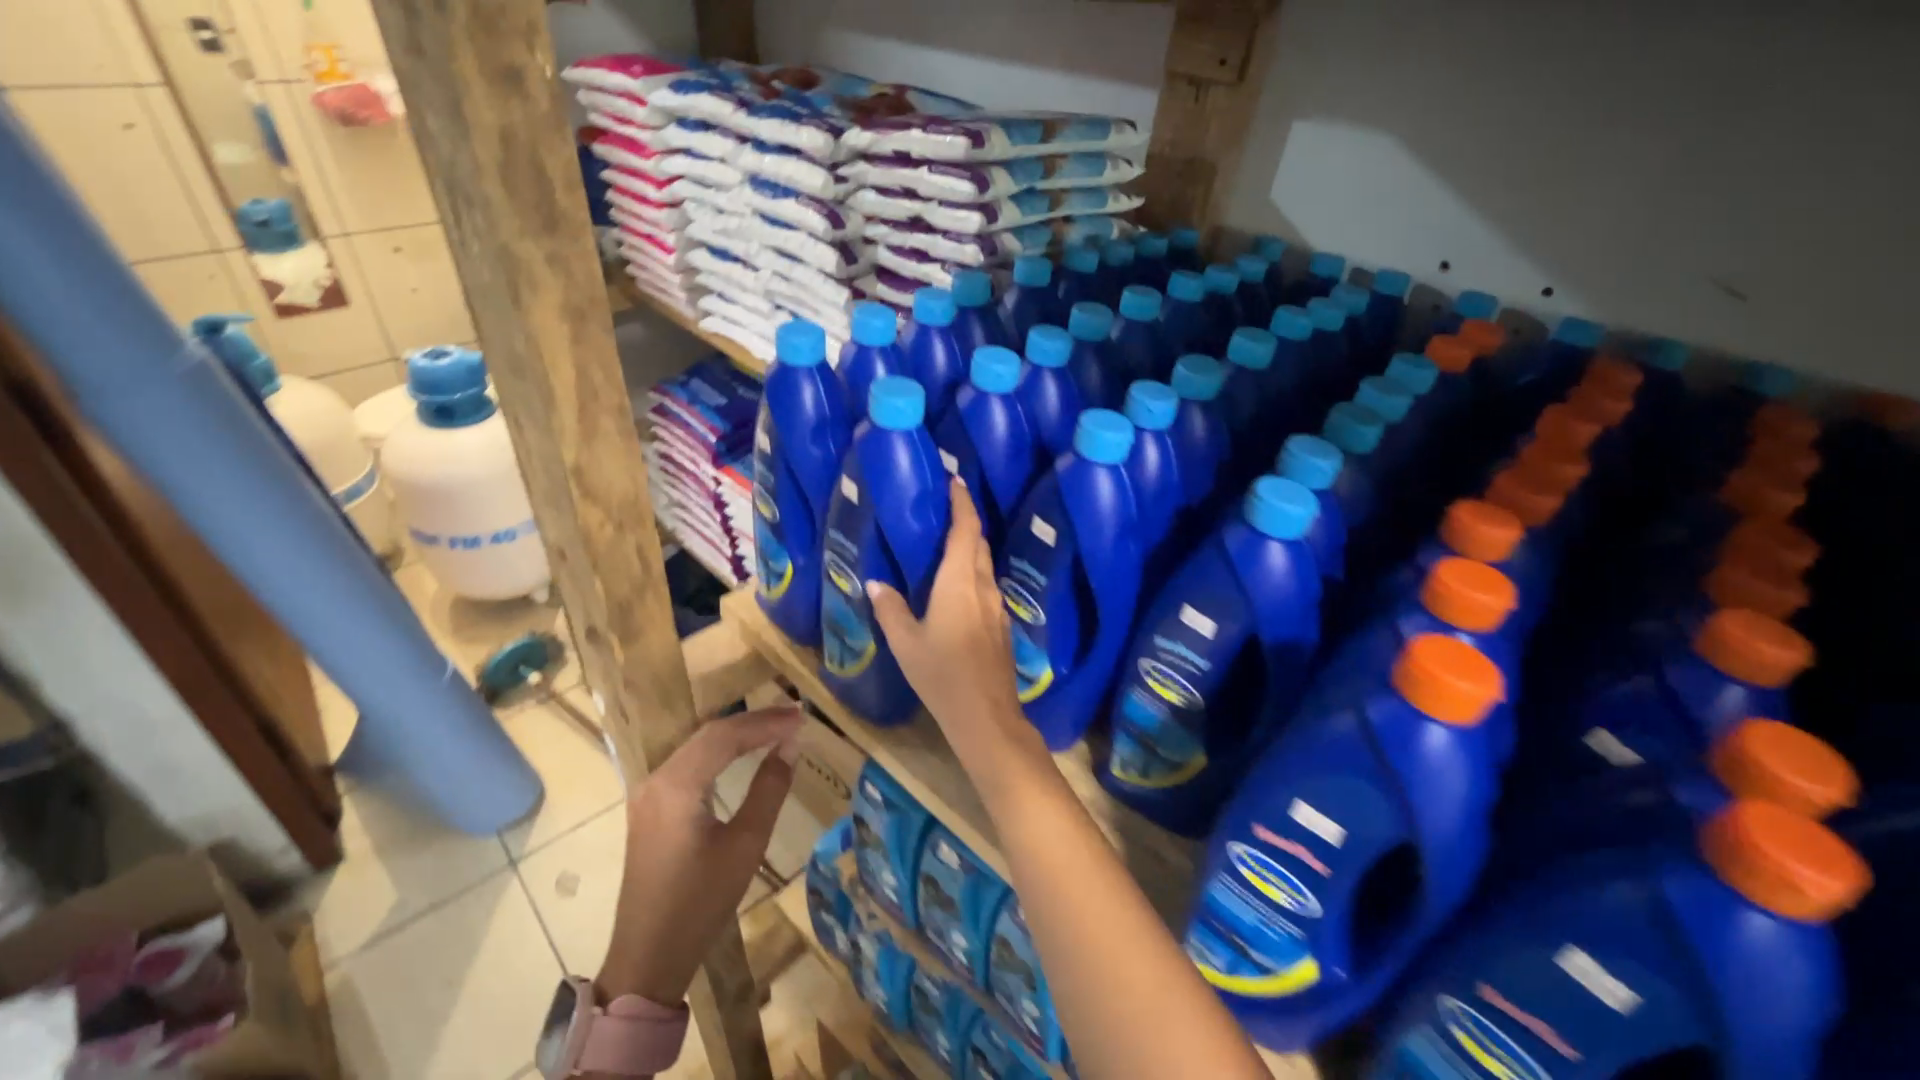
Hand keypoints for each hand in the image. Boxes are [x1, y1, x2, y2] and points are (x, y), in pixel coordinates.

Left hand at [595, 706, 802, 1005]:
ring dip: (736, 734)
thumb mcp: (745, 845)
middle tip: (794, 717)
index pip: (725, 736)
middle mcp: (655, 779)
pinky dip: (719, 753)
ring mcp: (648, 794)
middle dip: (753, 722)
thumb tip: (790, 746)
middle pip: (708, 734)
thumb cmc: (701, 903)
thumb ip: (769, 789)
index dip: (765, 722)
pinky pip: (688, 765)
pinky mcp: (650, 809)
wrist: (649, 954)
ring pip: (696, 746)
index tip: (802, 717)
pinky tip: (742, 753)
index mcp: (676, 785)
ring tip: (777, 728)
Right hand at [867, 479, 1050, 786]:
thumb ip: (891, 609)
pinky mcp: (1001, 627)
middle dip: (966, 520)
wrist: (986, 715)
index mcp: (959, 583)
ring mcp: (997, 608)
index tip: (956, 480)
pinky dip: (974, 574)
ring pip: (985, 567)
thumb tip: (875, 583)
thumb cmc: (942, 675)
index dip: (962, 503)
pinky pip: (987, 588)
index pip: (965, 530)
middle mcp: (983, 588)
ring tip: (950, 541)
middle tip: (948, 505)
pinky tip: (960, 586)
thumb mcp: (906, 643)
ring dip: (971, 548)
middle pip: (978, 545)